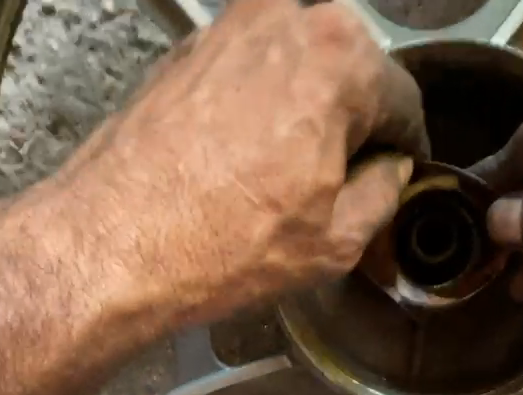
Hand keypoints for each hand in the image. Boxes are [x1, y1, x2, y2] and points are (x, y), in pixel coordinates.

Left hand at [44, 0, 427, 329]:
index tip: (400, 173)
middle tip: (339, 189)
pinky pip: (248, 79)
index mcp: (340, 57)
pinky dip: (257, 115)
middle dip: (352, 129)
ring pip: (296, 74)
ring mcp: (229, 27)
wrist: (115, 242)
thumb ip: (383, 192)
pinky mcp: (188, 52)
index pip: (403, 98)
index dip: (407, 147)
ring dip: (304, 120)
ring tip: (284, 186)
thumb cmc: (221, 243)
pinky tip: (243, 170)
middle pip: (348, 76)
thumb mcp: (335, 241)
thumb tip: (389, 171)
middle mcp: (285, 19)